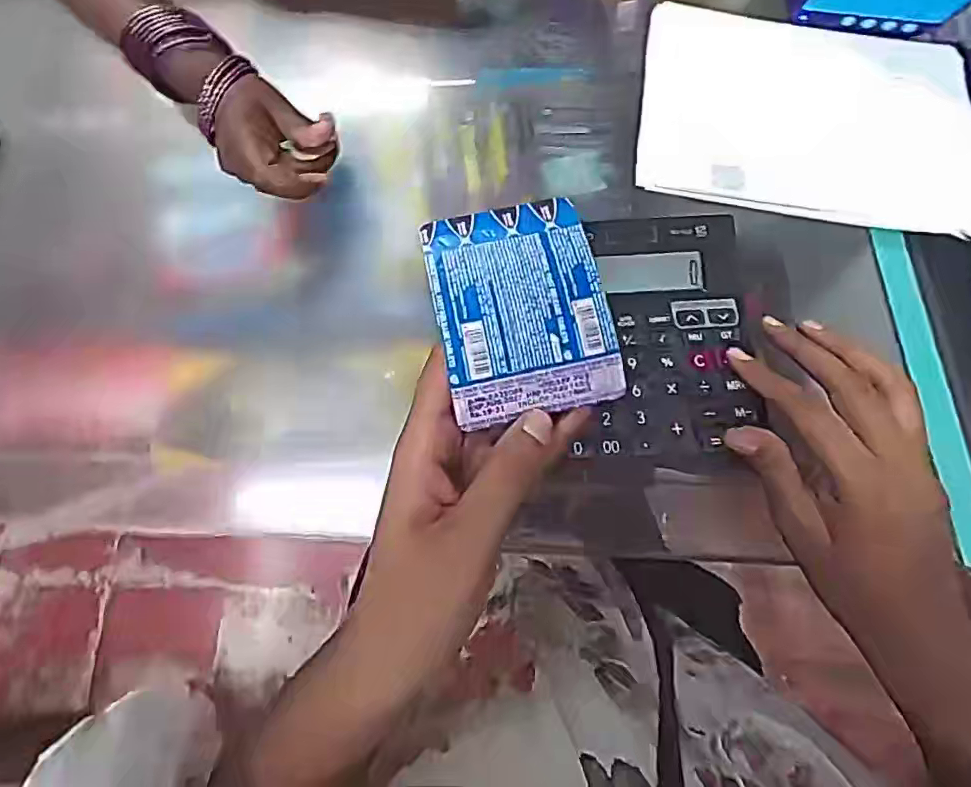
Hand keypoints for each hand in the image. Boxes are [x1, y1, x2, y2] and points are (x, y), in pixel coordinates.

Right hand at [211, 73, 337, 198]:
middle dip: (311, 170)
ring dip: (301, 169)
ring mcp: (242, 172)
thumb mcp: (281, 110)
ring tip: (313, 146)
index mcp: (254, 163)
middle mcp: (246, 173)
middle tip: (326, 148)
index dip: (312, 181)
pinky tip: (296, 151)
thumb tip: (327, 137)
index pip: (290, 185)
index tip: (327, 171)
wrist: (219, 88)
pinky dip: (288, 167)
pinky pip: (270, 176)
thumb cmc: (246, 96)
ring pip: (281, 183)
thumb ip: (306, 130)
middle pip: (288, 185)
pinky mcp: (243, 168)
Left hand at [225, 349, 587, 786]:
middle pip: (475, 395)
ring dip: (531, 403)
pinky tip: (571, 426)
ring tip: (579, 368)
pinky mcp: (473, 504)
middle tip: (561, 331)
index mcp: (420, 447)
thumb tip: (544, 412)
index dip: (471, 337)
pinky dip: (535, 446)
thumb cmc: (417, 600)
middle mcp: (437, 452)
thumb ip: (508, 473)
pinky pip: (505, 464)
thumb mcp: (469, 534)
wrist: (391, 665)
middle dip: (513, 364)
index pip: (443, 375)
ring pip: (496, 428)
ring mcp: (457, 478)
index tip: (509, 305)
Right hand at [721, 318, 970, 651]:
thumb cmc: (855, 587)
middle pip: (853, 385)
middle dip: (808, 350)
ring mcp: (920, 457)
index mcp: (862, 480)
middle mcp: (898, 459)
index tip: (740, 358)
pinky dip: (877, 371)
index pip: (809, 412)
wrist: (925, 626)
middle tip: (773, 326)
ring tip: (813, 328)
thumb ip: (775, 475)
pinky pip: (907, 402)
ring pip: (890, 385)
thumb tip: (738, 431)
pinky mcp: (928, 461)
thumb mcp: (803, 536)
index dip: (770, 380)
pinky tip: (853, 361)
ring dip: (849, 350)